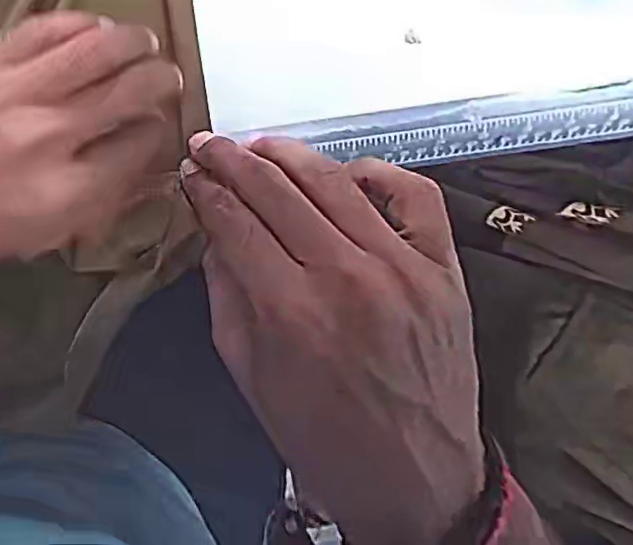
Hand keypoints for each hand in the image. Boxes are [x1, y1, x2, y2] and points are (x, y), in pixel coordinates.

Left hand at [0, 12, 180, 298]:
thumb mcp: (41, 233)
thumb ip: (103, 200)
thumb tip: (147, 168)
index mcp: (65, 190)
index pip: (139, 145)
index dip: (157, 130)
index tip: (156, 124)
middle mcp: (46, 136)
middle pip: (130, 91)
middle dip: (160, 80)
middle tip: (165, 76)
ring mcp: (14, 91)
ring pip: (97, 49)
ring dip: (132, 41)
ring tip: (142, 42)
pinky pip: (47, 27)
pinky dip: (81, 22)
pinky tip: (94, 26)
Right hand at [183, 134, 483, 541]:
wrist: (420, 489)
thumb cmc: (318, 434)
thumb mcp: (245, 368)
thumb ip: (224, 287)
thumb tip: (213, 223)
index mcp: (290, 310)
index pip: (232, 218)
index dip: (203, 186)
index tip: (189, 171)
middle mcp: (346, 277)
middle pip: (273, 188)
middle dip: (228, 157)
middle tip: (206, 144)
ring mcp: (402, 268)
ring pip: (332, 179)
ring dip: (284, 152)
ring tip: (256, 146)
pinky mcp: (444, 270)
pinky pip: (414, 195)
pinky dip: (376, 171)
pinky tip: (344, 172)